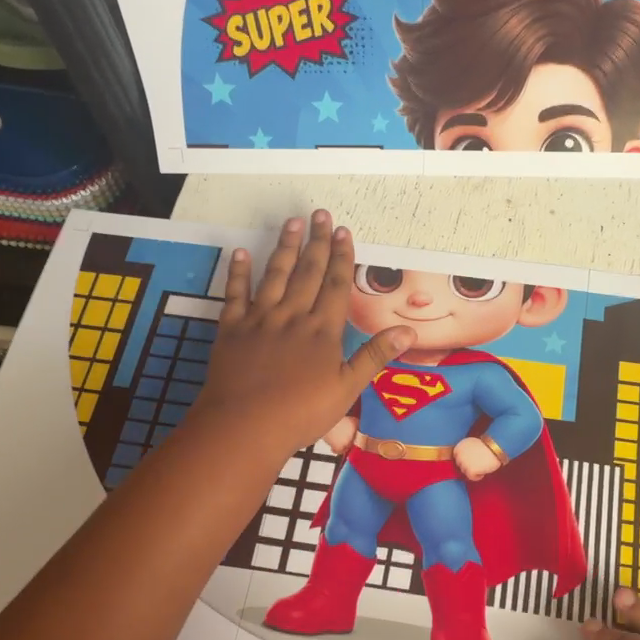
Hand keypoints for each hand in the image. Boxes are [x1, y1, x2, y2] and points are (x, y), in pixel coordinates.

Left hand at [191, 212, 413, 459]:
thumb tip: (409, 332)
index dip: (340, 257)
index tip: (344, 231)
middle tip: (320, 213)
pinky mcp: (231, 330)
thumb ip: (375, 356)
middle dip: (316, 242)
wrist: (245, 426)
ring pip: (274, 276)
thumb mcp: (347, 389)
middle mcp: (292, 316)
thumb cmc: (301, 413)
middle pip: (306, 272)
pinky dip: (238, 272)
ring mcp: (259, 320)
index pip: (334, 285)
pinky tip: (241, 253)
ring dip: (285, 247)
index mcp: (322, 330)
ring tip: (292, 222)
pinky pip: (235, 294)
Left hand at [452, 437, 502, 480]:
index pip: (456, 458)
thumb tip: (465, 461)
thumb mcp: (472, 444)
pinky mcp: (470, 470)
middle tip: (478, 465)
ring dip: (472, 471)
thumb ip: (466, 451)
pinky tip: (483, 472)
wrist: (496, 446)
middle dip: (468, 465)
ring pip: (465, 472)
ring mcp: (463, 463)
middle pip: (460, 465)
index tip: (472, 460)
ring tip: (482, 468)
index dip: (465, 460)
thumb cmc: (488, 445)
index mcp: (458, 447)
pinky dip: (478, 477)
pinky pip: (472, 477)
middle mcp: (459, 455)